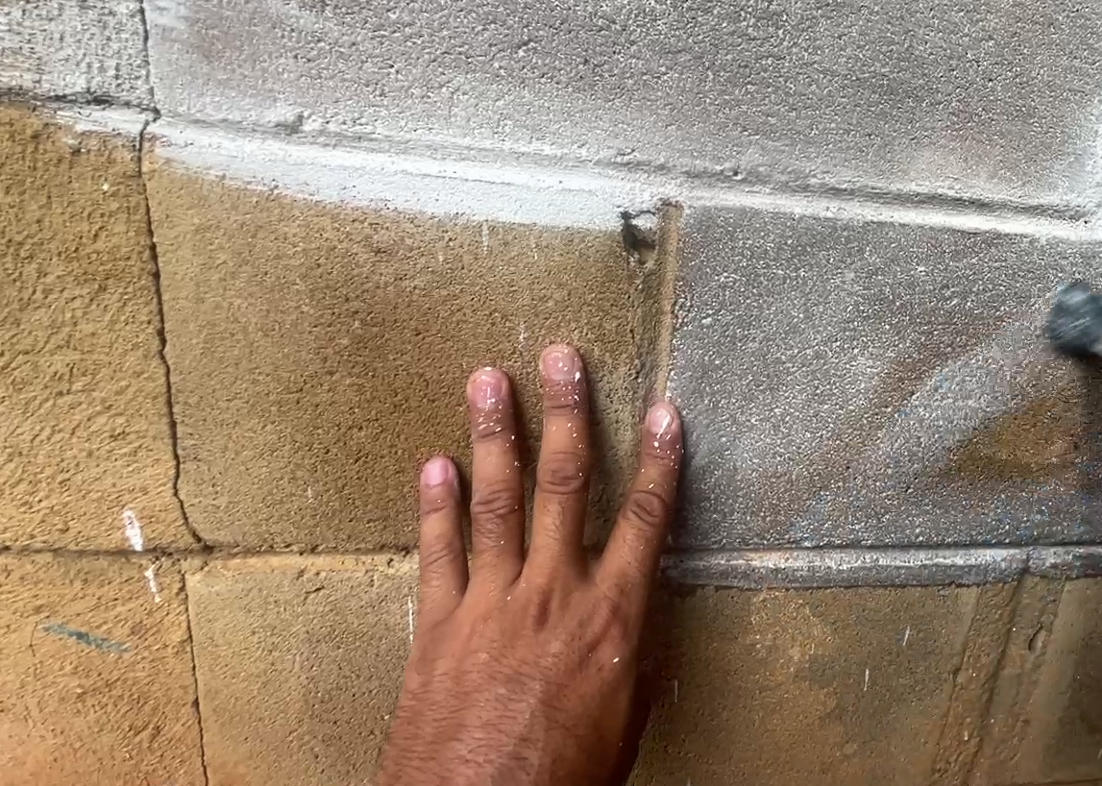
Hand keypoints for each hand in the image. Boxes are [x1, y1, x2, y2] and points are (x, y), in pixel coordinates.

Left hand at [377, 345, 682, 785]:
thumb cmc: (563, 779)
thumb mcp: (624, 720)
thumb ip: (630, 656)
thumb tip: (635, 623)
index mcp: (610, 616)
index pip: (647, 518)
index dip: (661, 460)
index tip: (665, 412)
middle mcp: (554, 592)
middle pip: (566, 484)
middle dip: (567, 414)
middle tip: (561, 357)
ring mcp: (492, 602)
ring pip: (497, 500)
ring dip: (496, 435)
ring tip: (488, 380)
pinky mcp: (440, 627)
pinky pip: (439, 553)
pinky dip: (436, 505)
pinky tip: (435, 462)